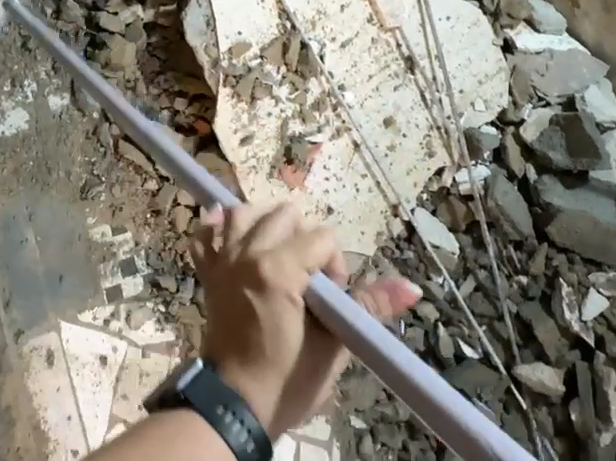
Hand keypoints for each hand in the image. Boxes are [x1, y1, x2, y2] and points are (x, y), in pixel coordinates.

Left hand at [192, 202, 421, 436]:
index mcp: (278, 268)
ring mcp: (221, 260)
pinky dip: (216, 227)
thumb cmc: (289, 378)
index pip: (320, 237)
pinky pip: (204, 234)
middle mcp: (246, 253)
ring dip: (265, 222)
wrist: (236, 403)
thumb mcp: (334, 344)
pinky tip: (232, 235)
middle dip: (305, 238)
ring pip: (242, 213)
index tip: (332, 295)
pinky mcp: (207, 272)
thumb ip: (369, 307)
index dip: (334, 263)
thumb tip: (411, 286)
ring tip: (281, 249)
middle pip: (282, 216)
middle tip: (311, 277)